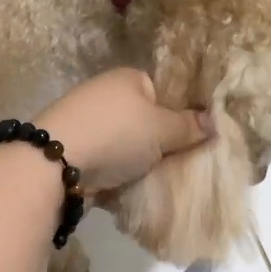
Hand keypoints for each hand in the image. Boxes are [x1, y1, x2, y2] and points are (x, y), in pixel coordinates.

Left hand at [35, 68, 211, 193]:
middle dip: (164, 145)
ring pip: (129, 148)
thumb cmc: (115, 134)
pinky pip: (111, 167)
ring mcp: (89, 127)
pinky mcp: (77, 156)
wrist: (55, 165)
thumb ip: (190, 126)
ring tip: (165, 182)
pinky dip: (122, 179)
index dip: (183, 114)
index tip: (200, 138)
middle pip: (147, 123)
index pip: (165, 92)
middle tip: (187, 165)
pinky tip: (138, 192)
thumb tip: (215, 121)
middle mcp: (106, 98)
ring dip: (142, 165)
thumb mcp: (162, 128)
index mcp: (127, 79)